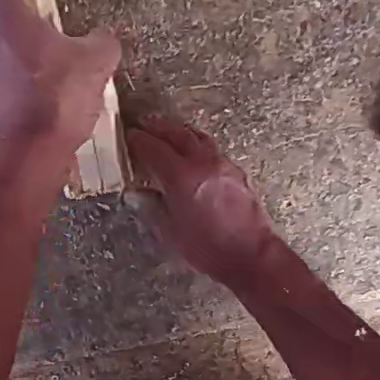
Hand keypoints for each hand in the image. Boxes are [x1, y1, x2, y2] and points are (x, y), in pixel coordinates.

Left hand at [0, 0, 119, 157]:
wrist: (36, 150)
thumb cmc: (59, 96)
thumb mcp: (96, 61)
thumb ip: (103, 40)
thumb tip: (106, 38)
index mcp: (6, 14)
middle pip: (0, 4)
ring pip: (5, 38)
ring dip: (26, 35)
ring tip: (56, 38)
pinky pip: (12, 66)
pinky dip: (28, 64)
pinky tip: (53, 74)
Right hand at [128, 119, 279, 287]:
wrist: (249, 254)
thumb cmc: (210, 248)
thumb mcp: (170, 232)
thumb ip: (152, 208)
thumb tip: (138, 195)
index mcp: (182, 177)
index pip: (155, 149)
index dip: (139, 141)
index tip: (130, 137)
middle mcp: (203, 164)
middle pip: (177, 134)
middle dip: (158, 127)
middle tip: (144, 124)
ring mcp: (223, 165)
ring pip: (197, 137)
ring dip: (179, 131)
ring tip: (167, 131)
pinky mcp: (236, 173)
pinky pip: (212, 149)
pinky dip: (197, 144)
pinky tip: (192, 152)